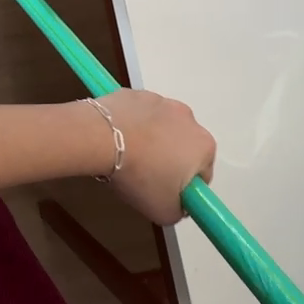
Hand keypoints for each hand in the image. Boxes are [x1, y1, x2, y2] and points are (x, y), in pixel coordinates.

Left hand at [91, 89, 215, 225]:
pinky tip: (115, 136)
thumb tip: (176, 200)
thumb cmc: (140, 175)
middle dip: (167, 158)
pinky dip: (130, 122)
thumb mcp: (167, 212)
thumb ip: (181, 208)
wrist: (99, 137)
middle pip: (181, 144)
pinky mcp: (131, 91)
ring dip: (149, 138)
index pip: (201, 172)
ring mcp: (157, 99)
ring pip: (159, 126)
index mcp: (204, 144)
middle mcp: (186, 116)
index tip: (164, 191)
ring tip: (126, 154)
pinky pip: (136, 112)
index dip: (184, 186)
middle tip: (144, 173)